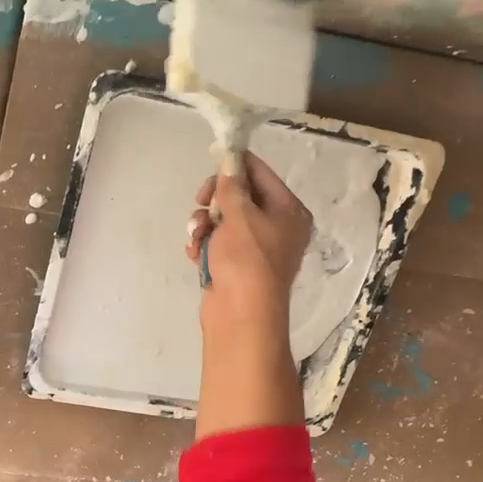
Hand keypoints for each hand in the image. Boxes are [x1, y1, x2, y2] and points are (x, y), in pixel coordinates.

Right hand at [185, 155, 312, 436]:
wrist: (241, 315)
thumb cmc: (247, 261)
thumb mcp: (240, 215)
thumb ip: (231, 186)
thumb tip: (229, 165)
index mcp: (288, 210)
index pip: (259, 174)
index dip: (233, 167)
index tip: (209, 168)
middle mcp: (275, 226)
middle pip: (239, 197)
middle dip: (214, 201)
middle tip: (200, 204)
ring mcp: (254, 249)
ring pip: (222, 221)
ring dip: (204, 224)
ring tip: (196, 237)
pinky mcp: (234, 267)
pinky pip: (216, 244)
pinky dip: (203, 245)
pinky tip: (194, 252)